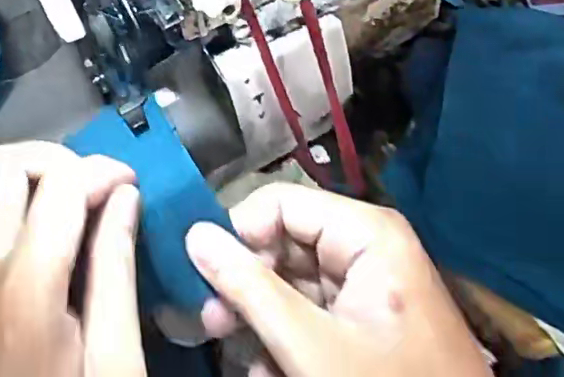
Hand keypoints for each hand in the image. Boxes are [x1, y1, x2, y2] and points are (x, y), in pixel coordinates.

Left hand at [0, 142, 145, 376]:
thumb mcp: (114, 368)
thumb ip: (115, 272)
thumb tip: (123, 195)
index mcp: (25, 290)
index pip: (60, 184)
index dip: (102, 171)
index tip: (129, 183)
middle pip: (6, 163)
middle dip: (57, 160)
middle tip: (90, 191)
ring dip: (12, 170)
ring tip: (49, 197)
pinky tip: (10, 218)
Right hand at [184, 183, 487, 376]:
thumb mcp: (310, 346)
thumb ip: (248, 286)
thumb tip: (192, 233)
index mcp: (368, 233)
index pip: (279, 203)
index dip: (238, 233)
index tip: (205, 273)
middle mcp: (369, 248)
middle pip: (284, 243)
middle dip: (247, 285)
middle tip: (210, 320)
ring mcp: (371, 288)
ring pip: (292, 282)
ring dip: (260, 319)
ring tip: (237, 353)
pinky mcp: (371, 327)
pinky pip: (312, 314)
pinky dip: (285, 339)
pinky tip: (267, 370)